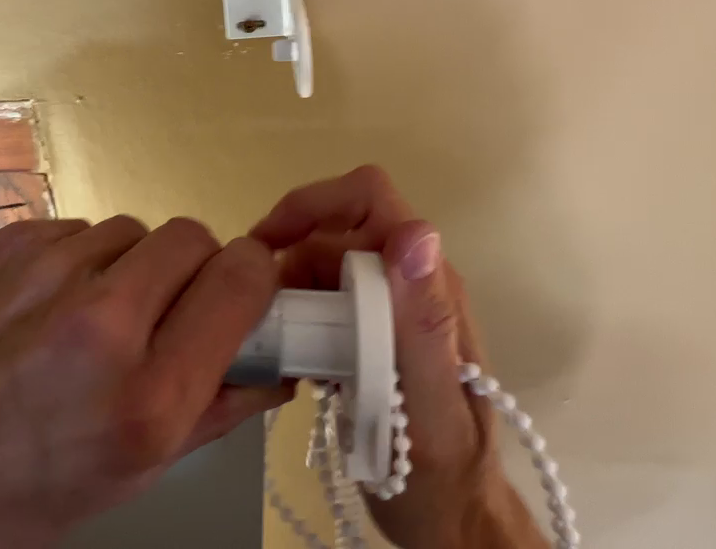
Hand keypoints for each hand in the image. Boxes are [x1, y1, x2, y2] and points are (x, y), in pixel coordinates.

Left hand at [0, 217, 286, 548]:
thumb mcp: (123, 480)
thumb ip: (212, 412)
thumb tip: (271, 367)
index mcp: (142, 398)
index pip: (241, 281)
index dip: (252, 280)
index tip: (243, 291)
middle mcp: (98, 322)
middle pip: (191, 238)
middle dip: (192, 269)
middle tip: (164, 309)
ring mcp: (43, 270)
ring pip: (128, 231)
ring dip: (126, 266)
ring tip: (87, 317)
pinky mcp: (2, 243)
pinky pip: (71, 230)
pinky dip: (72, 261)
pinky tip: (40, 306)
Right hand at [251, 166, 548, 548]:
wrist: (453, 523)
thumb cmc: (440, 472)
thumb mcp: (426, 405)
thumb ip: (420, 321)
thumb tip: (416, 230)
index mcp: (426, 283)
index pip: (369, 199)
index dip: (313, 204)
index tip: (267, 245)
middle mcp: (409, 282)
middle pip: (335, 232)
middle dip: (292, 260)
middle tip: (263, 315)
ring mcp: (391, 307)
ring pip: (324, 265)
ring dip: (292, 293)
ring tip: (278, 345)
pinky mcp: (374, 333)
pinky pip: (324, 301)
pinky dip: (300, 320)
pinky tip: (295, 361)